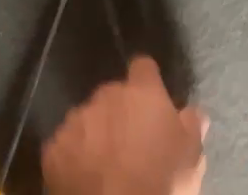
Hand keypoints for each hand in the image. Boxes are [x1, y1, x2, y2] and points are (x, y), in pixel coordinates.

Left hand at [41, 56, 206, 194]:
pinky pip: (66, 143)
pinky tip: (84, 174)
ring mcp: (76, 119)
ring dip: (96, 130)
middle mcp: (106, 95)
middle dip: (119, 111)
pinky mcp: (53, 147)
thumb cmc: (160, 181)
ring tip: (105, 160)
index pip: (143, 66)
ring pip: (88, 117)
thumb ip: (192, 126)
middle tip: (130, 140)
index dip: (147, 81)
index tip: (151, 97)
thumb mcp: (191, 157)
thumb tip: (194, 111)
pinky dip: (74, 154)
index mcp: (141, 92)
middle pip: (113, 94)